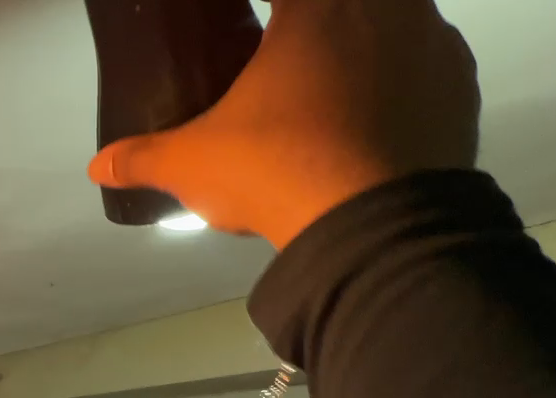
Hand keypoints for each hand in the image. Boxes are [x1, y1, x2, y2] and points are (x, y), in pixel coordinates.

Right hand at [89, 0, 480, 248]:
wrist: (372, 218)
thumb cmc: (273, 167)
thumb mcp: (188, 165)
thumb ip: (140, 158)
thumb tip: (97, 164)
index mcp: (316, 12)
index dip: (262, 7)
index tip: (248, 21)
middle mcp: (386, 9)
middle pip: (344, 0)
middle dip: (311, 21)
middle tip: (282, 52)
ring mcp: (433, 42)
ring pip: (394, 19)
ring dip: (359, 43)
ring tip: (319, 90)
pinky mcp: (458, 84)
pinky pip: (422, 62)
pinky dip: (391, 79)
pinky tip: (358, 121)